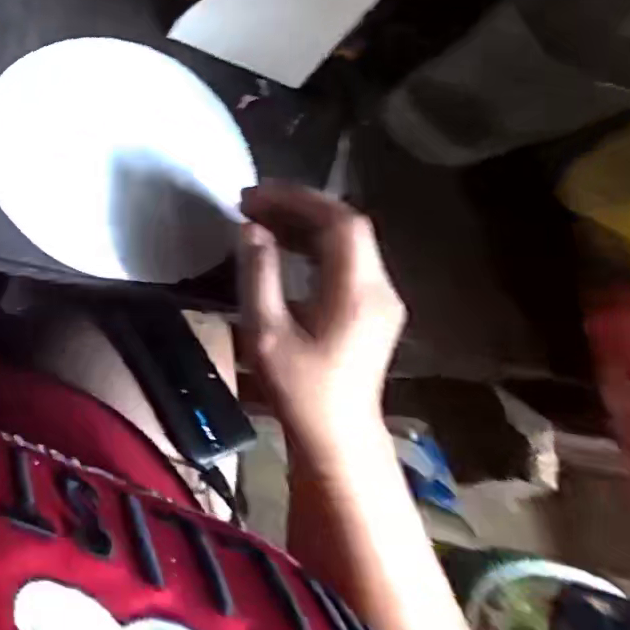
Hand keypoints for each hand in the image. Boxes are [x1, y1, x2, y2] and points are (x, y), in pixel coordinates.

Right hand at [237, 183, 405, 460]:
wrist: (338, 435)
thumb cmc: (299, 387)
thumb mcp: (266, 330)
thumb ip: (258, 274)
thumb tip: (251, 228)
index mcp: (357, 291)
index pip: (340, 222)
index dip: (297, 199)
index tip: (255, 195)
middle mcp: (379, 287)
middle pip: (346, 224)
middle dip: (297, 204)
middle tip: (250, 200)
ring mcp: (380, 297)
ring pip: (347, 237)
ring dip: (303, 219)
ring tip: (258, 215)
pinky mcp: (372, 306)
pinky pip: (345, 255)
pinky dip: (312, 239)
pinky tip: (281, 242)